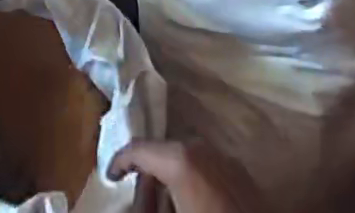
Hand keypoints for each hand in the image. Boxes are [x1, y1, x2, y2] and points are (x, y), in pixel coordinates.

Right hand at [108, 139, 263, 212]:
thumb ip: (144, 205)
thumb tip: (136, 195)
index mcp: (182, 158)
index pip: (140, 148)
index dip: (120, 161)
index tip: (110, 177)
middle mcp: (204, 148)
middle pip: (166, 152)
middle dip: (151, 173)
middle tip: (139, 198)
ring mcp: (227, 161)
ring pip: (189, 159)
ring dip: (174, 179)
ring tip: (167, 205)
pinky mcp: (244, 178)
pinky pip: (209, 171)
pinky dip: (195, 183)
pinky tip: (193, 205)